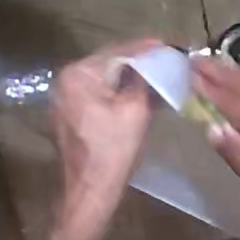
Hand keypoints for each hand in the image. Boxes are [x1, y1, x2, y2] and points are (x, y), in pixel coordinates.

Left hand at [51, 42, 156, 239]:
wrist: (90, 192)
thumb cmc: (113, 152)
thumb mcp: (136, 111)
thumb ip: (148, 80)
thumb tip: (162, 60)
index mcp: (79, 74)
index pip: (120, 51)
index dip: (149, 50)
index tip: (173, 47)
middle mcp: (66, 80)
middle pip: (111, 63)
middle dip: (141, 63)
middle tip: (170, 61)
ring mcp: (66, 98)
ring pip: (106, 80)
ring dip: (132, 78)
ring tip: (160, 77)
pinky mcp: (71, 115)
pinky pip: (99, 95)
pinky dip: (120, 93)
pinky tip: (141, 95)